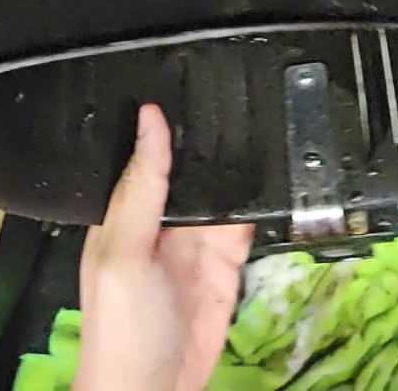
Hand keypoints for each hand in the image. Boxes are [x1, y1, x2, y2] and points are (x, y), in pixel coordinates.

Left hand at [75, 104, 255, 390]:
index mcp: (127, 206)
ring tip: (263, 106)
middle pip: (191, 161)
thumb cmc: (121, 327)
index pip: (148, 149)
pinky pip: (247, 215)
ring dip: (239, 157)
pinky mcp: (228, 256)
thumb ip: (140, 186)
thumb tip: (149, 118)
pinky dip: (261, 195)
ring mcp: (198, 235)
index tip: (188, 71)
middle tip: (238, 80)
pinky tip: (276, 163)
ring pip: (223, 183)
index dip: (165, 116)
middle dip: (211, 130)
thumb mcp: (123, 251)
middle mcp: (163, 215)